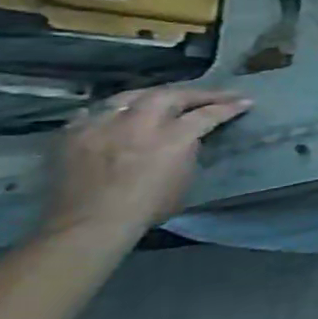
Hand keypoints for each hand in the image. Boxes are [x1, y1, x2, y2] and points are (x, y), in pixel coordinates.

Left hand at [43, 87, 252, 238]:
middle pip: (169, 95)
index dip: (229, 106)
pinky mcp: (72, 136)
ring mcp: (100, 128)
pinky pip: (94, 112)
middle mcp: (136, 126)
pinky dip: (112, 110)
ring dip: (153, 95)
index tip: (245, 102)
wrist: (90, 225)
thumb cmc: (149, 206)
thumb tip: (190, 138)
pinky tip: (120, 114)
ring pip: (130, 97)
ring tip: (166, 98)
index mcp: (171, 139)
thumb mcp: (186, 176)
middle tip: (213, 96)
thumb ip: (188, 150)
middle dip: (196, 93)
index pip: (206, 113)